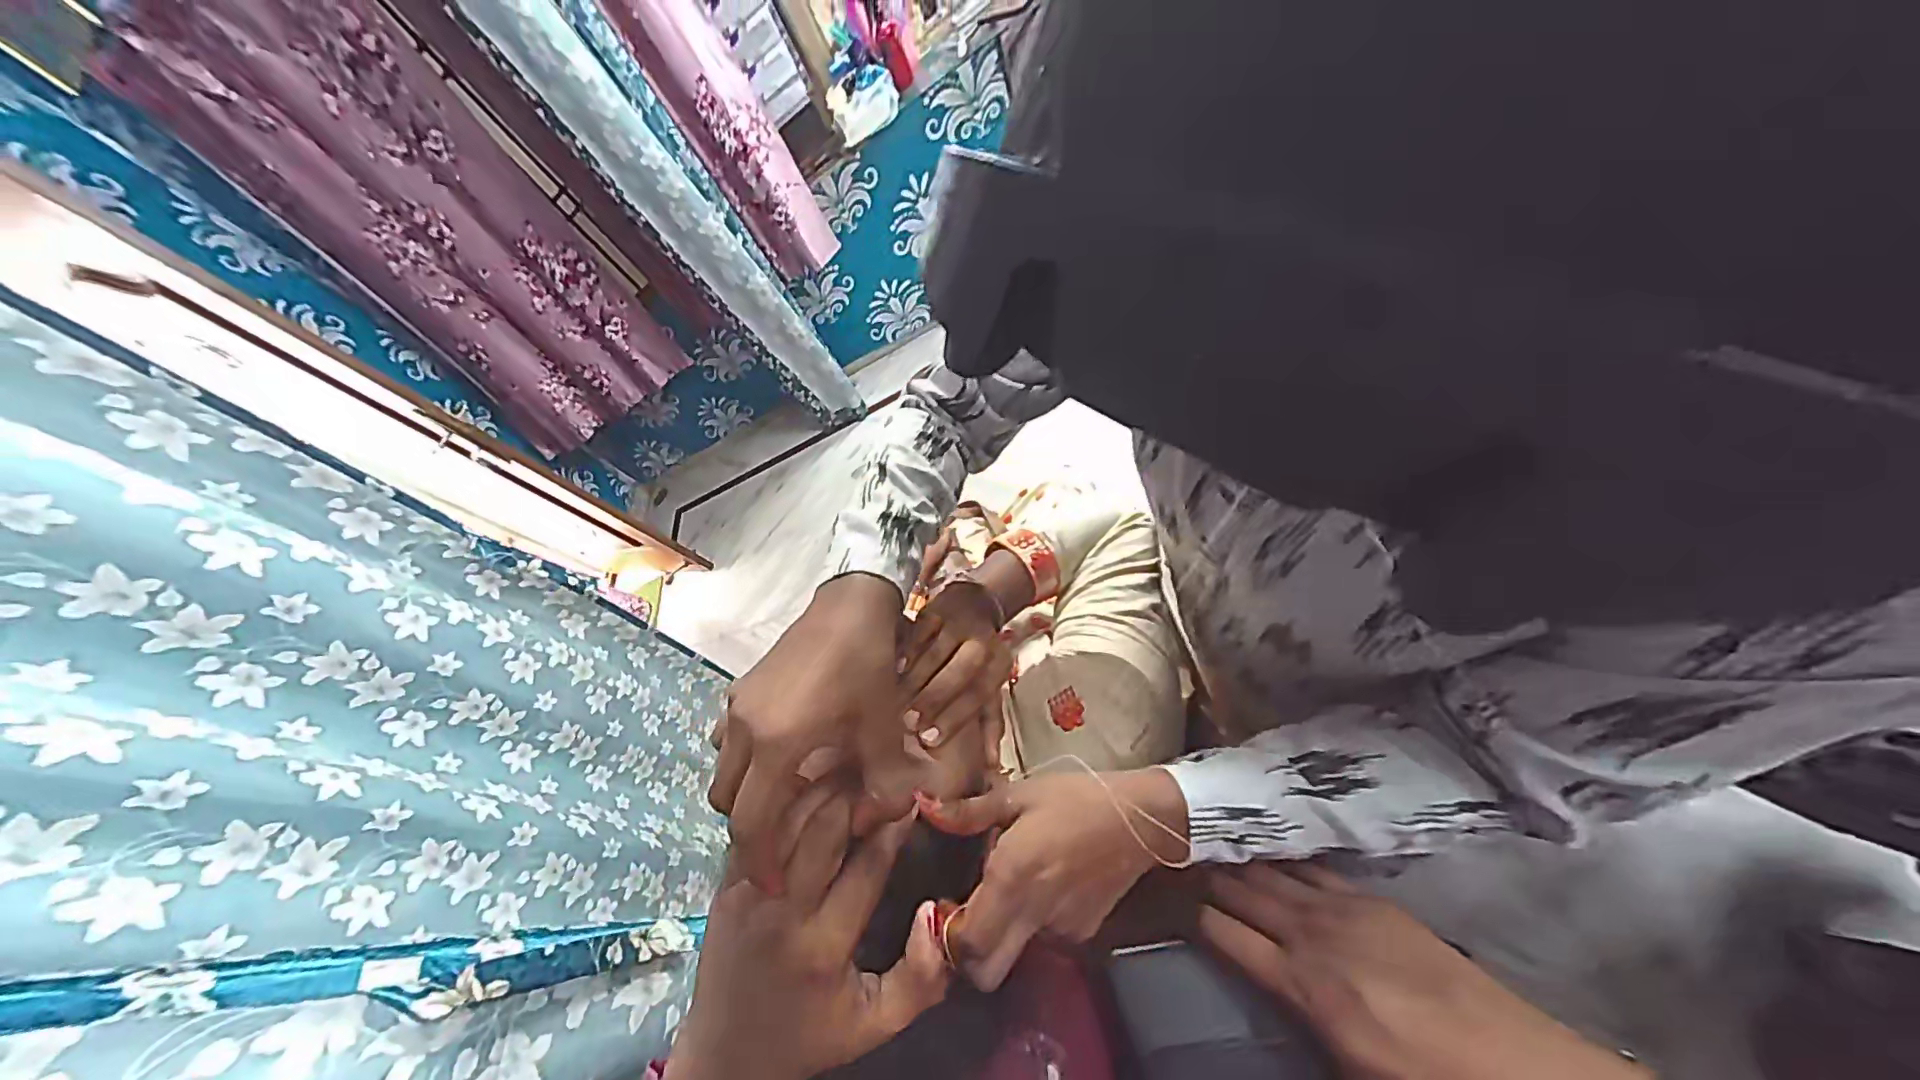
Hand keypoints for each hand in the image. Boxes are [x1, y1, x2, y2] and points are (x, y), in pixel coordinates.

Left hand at [668, 791, 949, 1079]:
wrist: (725, 1055)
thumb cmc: (812, 1034)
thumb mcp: (876, 1023)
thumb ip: (922, 978)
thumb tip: (935, 912)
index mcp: (823, 946)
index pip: (868, 864)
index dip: (895, 826)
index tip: (913, 801)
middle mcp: (783, 912)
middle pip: (825, 827)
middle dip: (859, 796)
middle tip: (881, 780)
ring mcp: (748, 894)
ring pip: (790, 818)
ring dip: (825, 790)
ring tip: (852, 774)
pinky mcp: (725, 884)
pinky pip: (761, 828)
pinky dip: (789, 802)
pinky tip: (812, 787)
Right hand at [710, 574, 913, 890]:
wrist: (851, 605)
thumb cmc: (868, 666)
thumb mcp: (882, 726)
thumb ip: (885, 781)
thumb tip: (888, 820)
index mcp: (775, 745)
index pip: (750, 824)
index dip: (759, 862)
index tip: (773, 887)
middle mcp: (743, 729)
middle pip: (725, 802)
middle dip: (748, 830)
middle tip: (780, 843)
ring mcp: (737, 704)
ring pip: (722, 768)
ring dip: (743, 792)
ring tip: (781, 797)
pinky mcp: (741, 686)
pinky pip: (727, 737)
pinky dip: (743, 758)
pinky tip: (780, 751)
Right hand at [900, 581, 1012, 754]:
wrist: (974, 604)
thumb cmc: (979, 658)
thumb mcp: (990, 686)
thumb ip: (990, 723)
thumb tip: (991, 766)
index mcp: (999, 662)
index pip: (980, 693)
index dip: (954, 718)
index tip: (929, 740)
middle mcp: (984, 639)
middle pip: (961, 670)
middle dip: (934, 697)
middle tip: (908, 722)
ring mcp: (959, 621)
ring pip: (935, 652)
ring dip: (914, 679)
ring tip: (894, 703)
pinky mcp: (936, 609)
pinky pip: (918, 633)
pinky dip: (905, 652)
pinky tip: (892, 670)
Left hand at [921, 767, 1189, 989]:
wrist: (1139, 819)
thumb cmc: (1074, 799)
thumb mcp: (1018, 795)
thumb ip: (968, 811)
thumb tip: (924, 807)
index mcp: (1010, 877)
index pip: (966, 943)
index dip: (947, 935)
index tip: (944, 907)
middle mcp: (1032, 914)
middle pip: (986, 971)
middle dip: (968, 955)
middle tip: (967, 914)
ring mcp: (1060, 930)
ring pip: (1015, 954)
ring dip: (1003, 933)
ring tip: (1011, 887)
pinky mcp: (1083, 933)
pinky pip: (1044, 940)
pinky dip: (1034, 924)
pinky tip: (1043, 886)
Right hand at [1198, 863, 1649, 1079]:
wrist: (1513, 1063)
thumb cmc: (1417, 1076)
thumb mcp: (1343, 1066)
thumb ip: (1293, 1020)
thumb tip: (1262, 989)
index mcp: (1299, 984)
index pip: (1224, 935)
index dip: (1192, 914)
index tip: (1168, 897)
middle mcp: (1310, 935)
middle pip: (1242, 892)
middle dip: (1207, 874)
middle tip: (1176, 855)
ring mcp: (1342, 910)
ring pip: (1273, 873)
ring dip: (1240, 859)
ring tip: (1211, 841)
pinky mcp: (1373, 900)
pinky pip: (1314, 868)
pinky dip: (1286, 858)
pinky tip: (1273, 848)